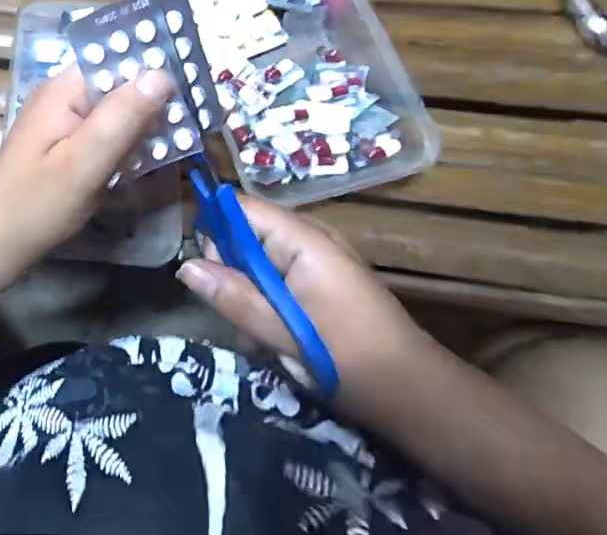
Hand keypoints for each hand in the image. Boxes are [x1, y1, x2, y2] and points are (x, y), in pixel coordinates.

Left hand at [0, 62, 175, 259]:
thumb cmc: (38, 201)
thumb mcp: (84, 161)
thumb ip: (121, 117)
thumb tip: (160, 74)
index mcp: (63, 90)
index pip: (112, 58)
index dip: (150, 63)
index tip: (193, 74)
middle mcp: (63, 97)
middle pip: (117, 82)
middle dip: (154, 94)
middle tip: (200, 110)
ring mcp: (64, 121)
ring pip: (116, 109)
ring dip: (146, 120)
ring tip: (190, 131)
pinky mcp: (68, 144)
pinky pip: (107, 131)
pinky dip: (130, 140)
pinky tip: (157, 154)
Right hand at [176, 195, 439, 411]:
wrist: (421, 398)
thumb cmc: (352, 361)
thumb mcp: (284, 334)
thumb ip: (233, 298)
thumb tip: (185, 267)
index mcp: (303, 240)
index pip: (239, 208)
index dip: (215, 231)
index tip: (209, 273)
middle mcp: (310, 238)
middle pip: (245, 233)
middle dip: (230, 271)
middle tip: (235, 316)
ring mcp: (319, 258)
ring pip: (258, 258)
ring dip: (247, 293)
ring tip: (256, 337)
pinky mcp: (323, 279)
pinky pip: (278, 274)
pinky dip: (267, 300)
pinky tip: (273, 338)